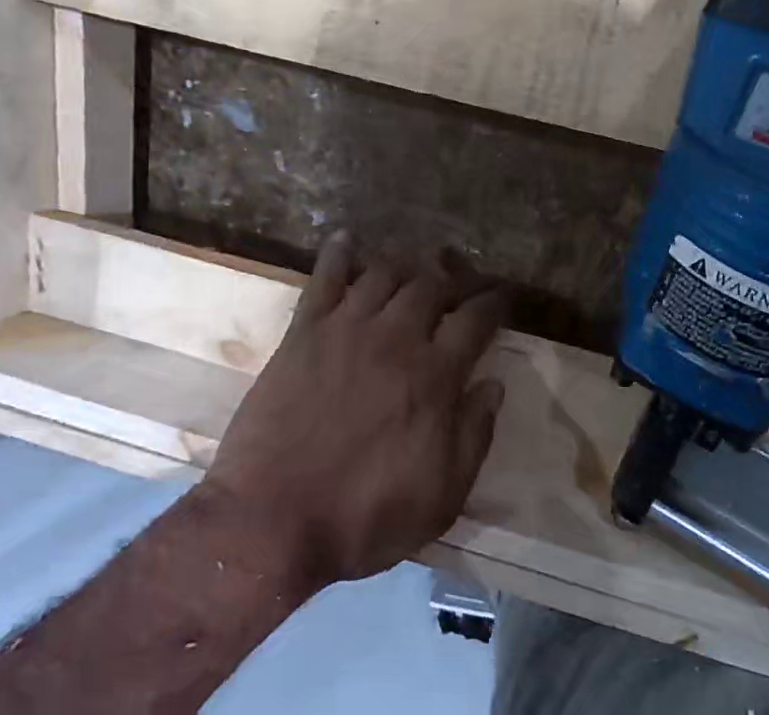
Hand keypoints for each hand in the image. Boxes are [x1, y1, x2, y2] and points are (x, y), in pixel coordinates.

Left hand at [200, 234, 509, 586]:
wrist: (265, 528)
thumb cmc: (364, 517)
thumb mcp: (443, 496)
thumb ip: (476, 435)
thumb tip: (494, 385)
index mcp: (436, 376)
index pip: (477, 319)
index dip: (495, 302)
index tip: (503, 298)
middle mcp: (397, 339)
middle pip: (433, 285)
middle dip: (454, 278)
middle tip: (459, 283)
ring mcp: (346, 332)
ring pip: (385, 275)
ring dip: (406, 266)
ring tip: (415, 269)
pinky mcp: (302, 336)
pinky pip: (322, 281)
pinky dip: (338, 256)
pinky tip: (347, 240)